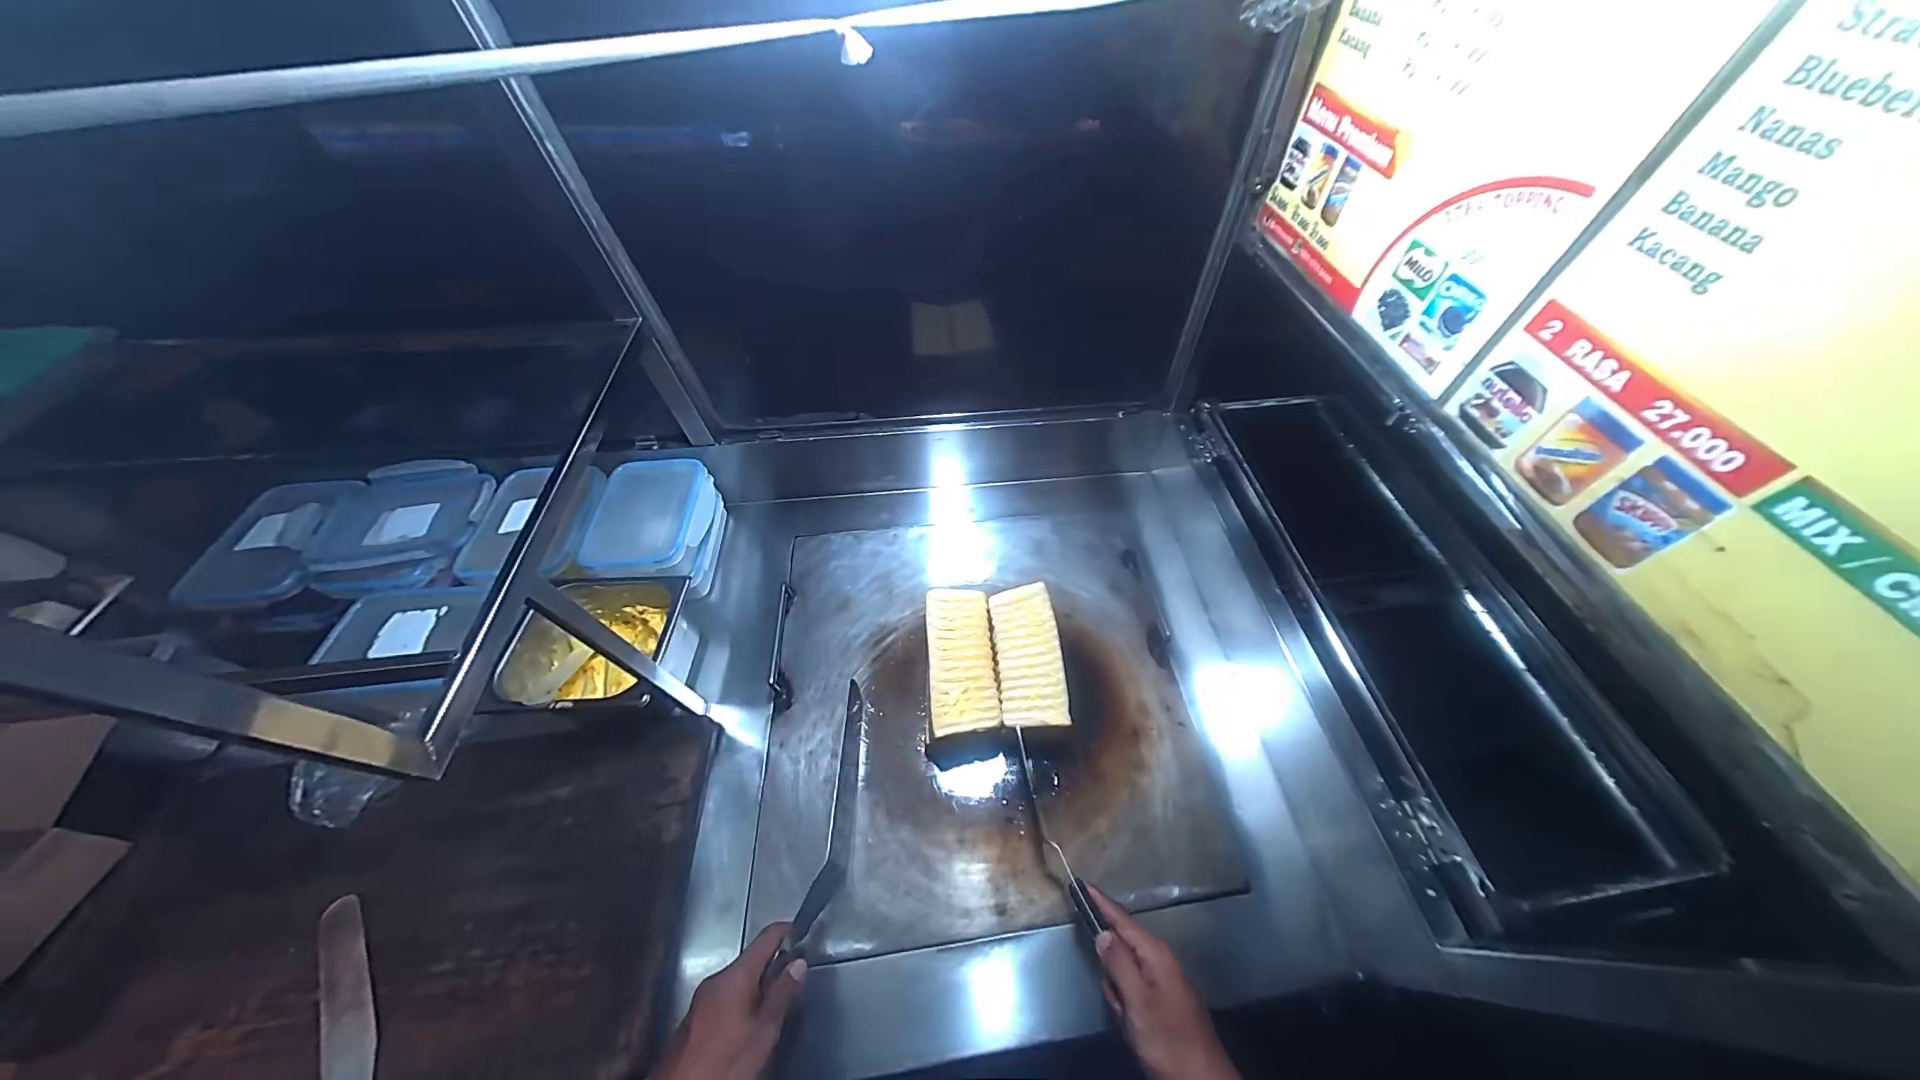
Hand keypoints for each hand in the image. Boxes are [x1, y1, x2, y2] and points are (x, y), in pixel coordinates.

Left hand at [651, 922, 807, 1079]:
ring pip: (737, 982)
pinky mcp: (693, 1021)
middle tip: (794, 984)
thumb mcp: (763, 1031)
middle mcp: (715, 981)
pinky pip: (724, 999)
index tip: (803, 936)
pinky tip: (748, 1028)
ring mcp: (701, 1000)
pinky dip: (741, 1005)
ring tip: (774, 1011)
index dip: (787, 932)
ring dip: (757, 989)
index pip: (765, 938)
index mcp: (734, 976)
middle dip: (773, 968)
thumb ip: (782, 994)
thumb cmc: (725, 1063)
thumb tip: (797, 964)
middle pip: (751, 962)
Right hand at [1088, 884, 1239, 1079]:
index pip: (1122, 919)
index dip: (1100, 902)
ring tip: (1130, 1020)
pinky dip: (1129, 1006)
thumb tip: (1103, 932)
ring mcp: (1164, 979)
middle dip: (1111, 972)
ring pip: (1125, 973)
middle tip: (1118, 1000)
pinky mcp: (1163, 998)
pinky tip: (1137, 1027)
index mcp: (1155, 954)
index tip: (1082, 884)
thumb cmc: (1168, 1039)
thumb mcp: (1137, 1002)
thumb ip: (1118, 963)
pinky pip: (1134, 991)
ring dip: (1120, 995)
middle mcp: (1161, 960)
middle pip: (1121, 948)